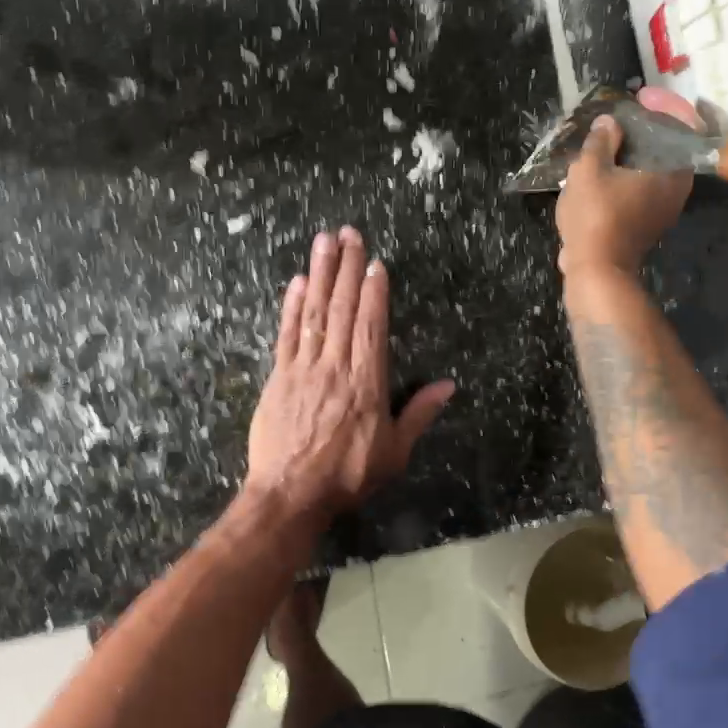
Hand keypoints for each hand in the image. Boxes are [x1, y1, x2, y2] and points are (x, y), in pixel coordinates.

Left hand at [245, 227, 455, 520]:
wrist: (288, 495)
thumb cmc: (346, 476)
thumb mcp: (394, 452)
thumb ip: (419, 414)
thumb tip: (449, 385)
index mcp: (366, 382)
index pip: (372, 326)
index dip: (374, 292)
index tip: (375, 262)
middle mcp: (335, 365)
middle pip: (343, 308)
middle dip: (347, 268)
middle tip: (349, 233)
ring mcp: (303, 368)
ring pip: (315, 312)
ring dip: (320, 273)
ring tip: (324, 241)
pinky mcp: (278, 377)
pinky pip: (287, 334)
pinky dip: (292, 306)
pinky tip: (298, 282)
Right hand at [555, 88, 699, 277]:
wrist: (596, 270)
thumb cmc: (596, 216)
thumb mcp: (588, 170)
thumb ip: (600, 142)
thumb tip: (608, 124)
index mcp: (673, 169)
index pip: (684, 123)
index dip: (664, 103)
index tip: (639, 95)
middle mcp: (677, 186)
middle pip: (672, 144)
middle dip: (650, 125)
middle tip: (624, 114)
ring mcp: (664, 206)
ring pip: (657, 166)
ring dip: (636, 149)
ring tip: (609, 138)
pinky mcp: (648, 221)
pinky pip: (645, 184)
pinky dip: (630, 170)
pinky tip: (605, 166)